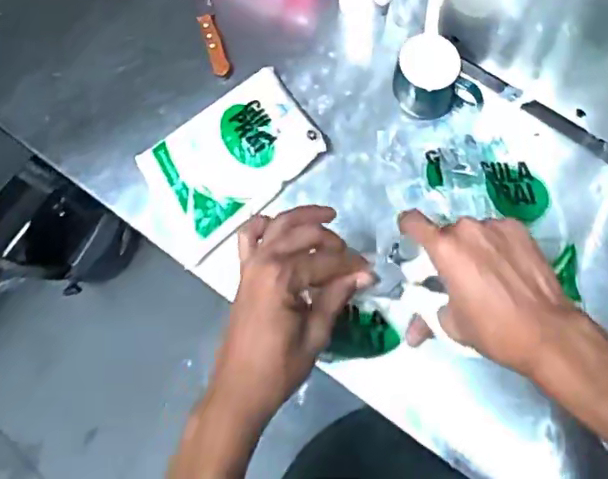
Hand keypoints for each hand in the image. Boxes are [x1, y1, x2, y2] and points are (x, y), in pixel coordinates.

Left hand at [205, 205, 372, 426]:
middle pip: (305, 234)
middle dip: (333, 241)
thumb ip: (337, 297)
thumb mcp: (314, 336)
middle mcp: (265, 260)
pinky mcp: (244, 270)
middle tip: (352, 257)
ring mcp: (251, 262)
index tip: (369, 271)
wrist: (238, 390)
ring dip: (304, 217)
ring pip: (281, 224)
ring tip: (329, 217)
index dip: (350, 264)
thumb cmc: (278, 369)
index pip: (325, 260)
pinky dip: (264, 224)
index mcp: (282, 277)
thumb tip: (364, 274)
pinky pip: (250, 235)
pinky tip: (281, 225)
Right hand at [396, 210, 586, 377]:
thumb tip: (412, 333)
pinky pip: (498, 232)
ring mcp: (495, 225)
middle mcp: (467, 228)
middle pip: (448, 232)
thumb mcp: (454, 327)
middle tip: (459, 276)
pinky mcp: (518, 228)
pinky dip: (498, 245)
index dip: (408, 227)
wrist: (547, 331)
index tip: (410, 239)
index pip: (414, 221)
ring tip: (490, 275)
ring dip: (475, 247)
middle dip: (449, 250)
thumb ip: (427, 320)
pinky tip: (509, 269)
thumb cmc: (494, 329)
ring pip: (475, 232)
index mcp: (445, 248)